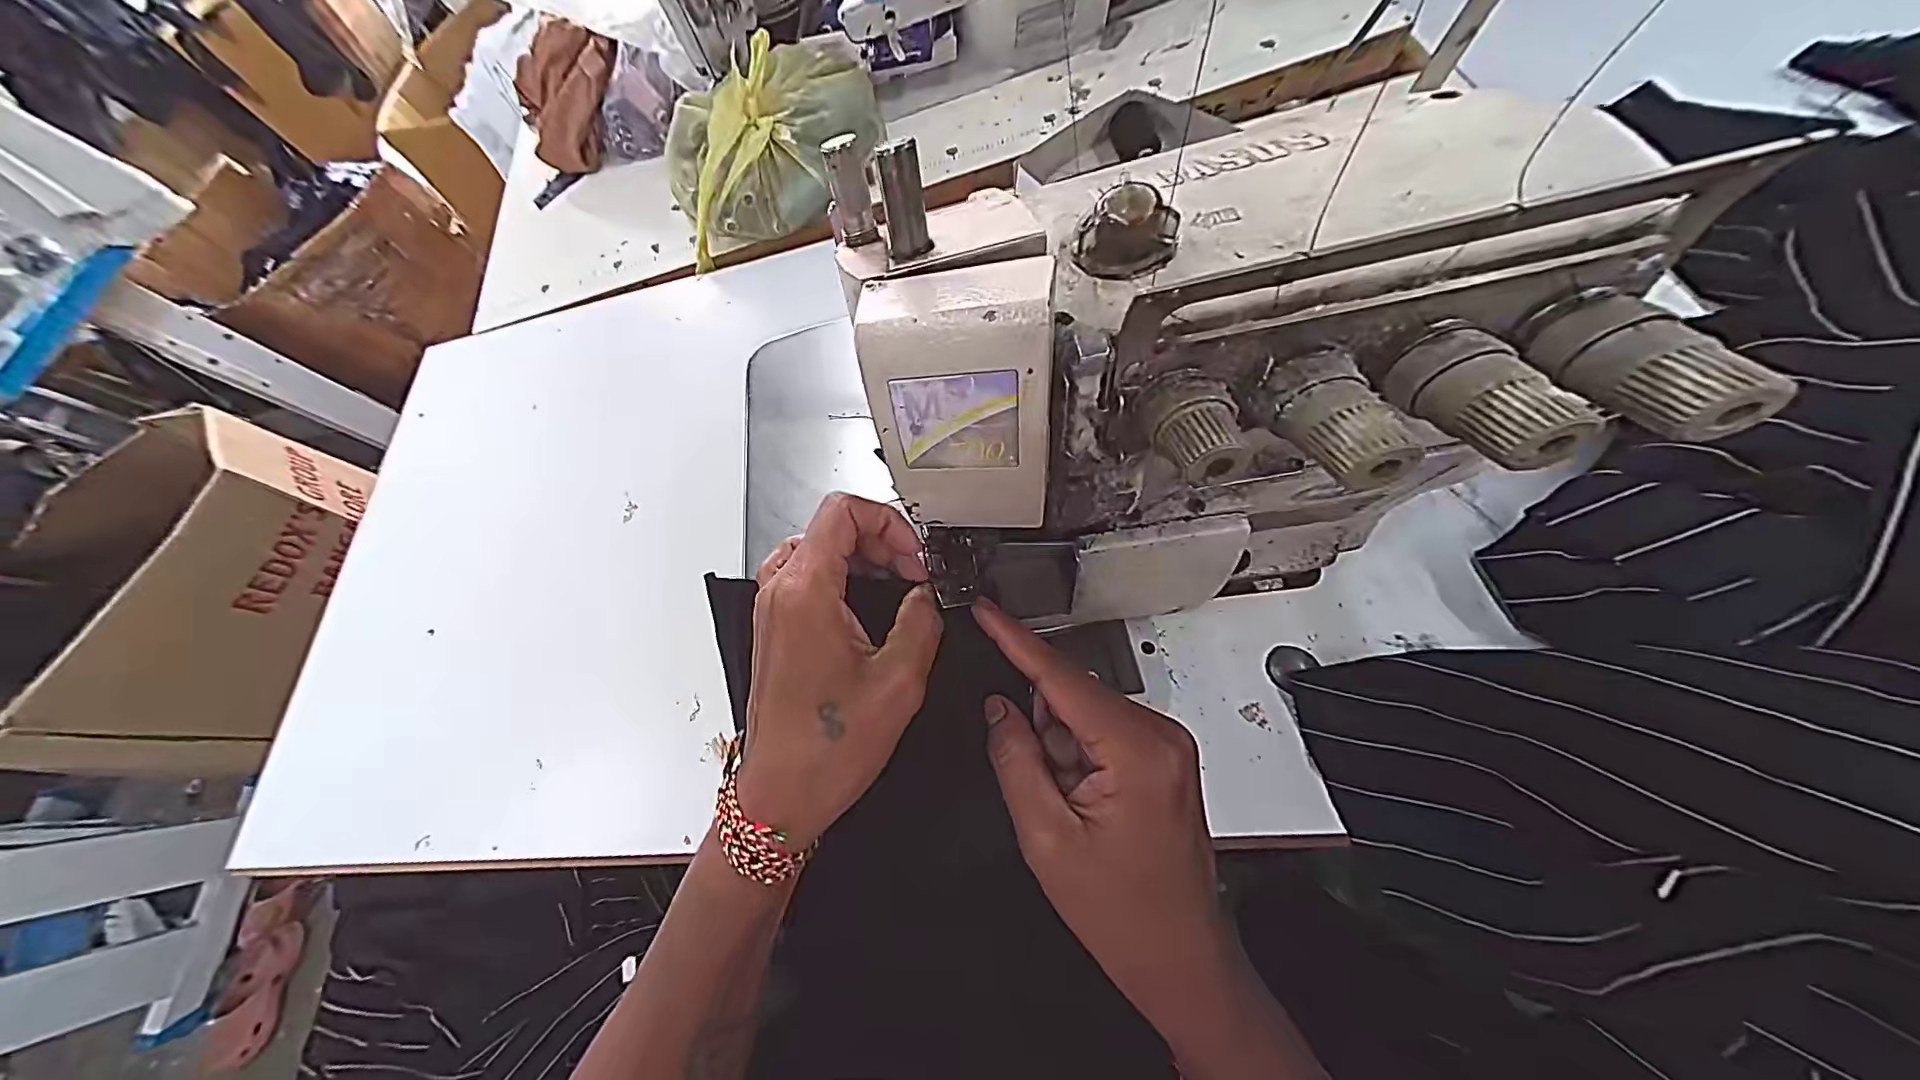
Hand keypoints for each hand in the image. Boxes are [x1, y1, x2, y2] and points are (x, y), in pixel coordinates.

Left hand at [737, 493, 942, 847]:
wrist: (781, 794)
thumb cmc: (823, 751)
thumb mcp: (899, 681)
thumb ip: (921, 620)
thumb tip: (927, 595)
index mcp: (806, 592)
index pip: (843, 510)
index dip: (890, 522)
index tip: (914, 555)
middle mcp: (780, 593)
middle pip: (831, 525)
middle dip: (881, 540)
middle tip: (913, 573)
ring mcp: (772, 610)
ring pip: (819, 548)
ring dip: (862, 558)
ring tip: (896, 587)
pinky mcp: (775, 628)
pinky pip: (807, 577)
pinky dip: (842, 577)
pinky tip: (870, 607)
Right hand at [972, 598, 1246, 1038]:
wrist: (1179, 955)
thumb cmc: (1126, 913)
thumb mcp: (1046, 837)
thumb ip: (1015, 759)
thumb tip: (999, 709)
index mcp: (1137, 750)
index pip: (1062, 676)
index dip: (1015, 639)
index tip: (988, 613)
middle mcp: (1160, 735)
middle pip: (1072, 696)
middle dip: (1041, 732)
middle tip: (1043, 789)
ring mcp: (1164, 743)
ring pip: (1082, 714)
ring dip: (1059, 750)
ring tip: (1071, 808)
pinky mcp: (1160, 753)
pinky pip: (1099, 730)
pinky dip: (1076, 757)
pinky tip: (1084, 802)